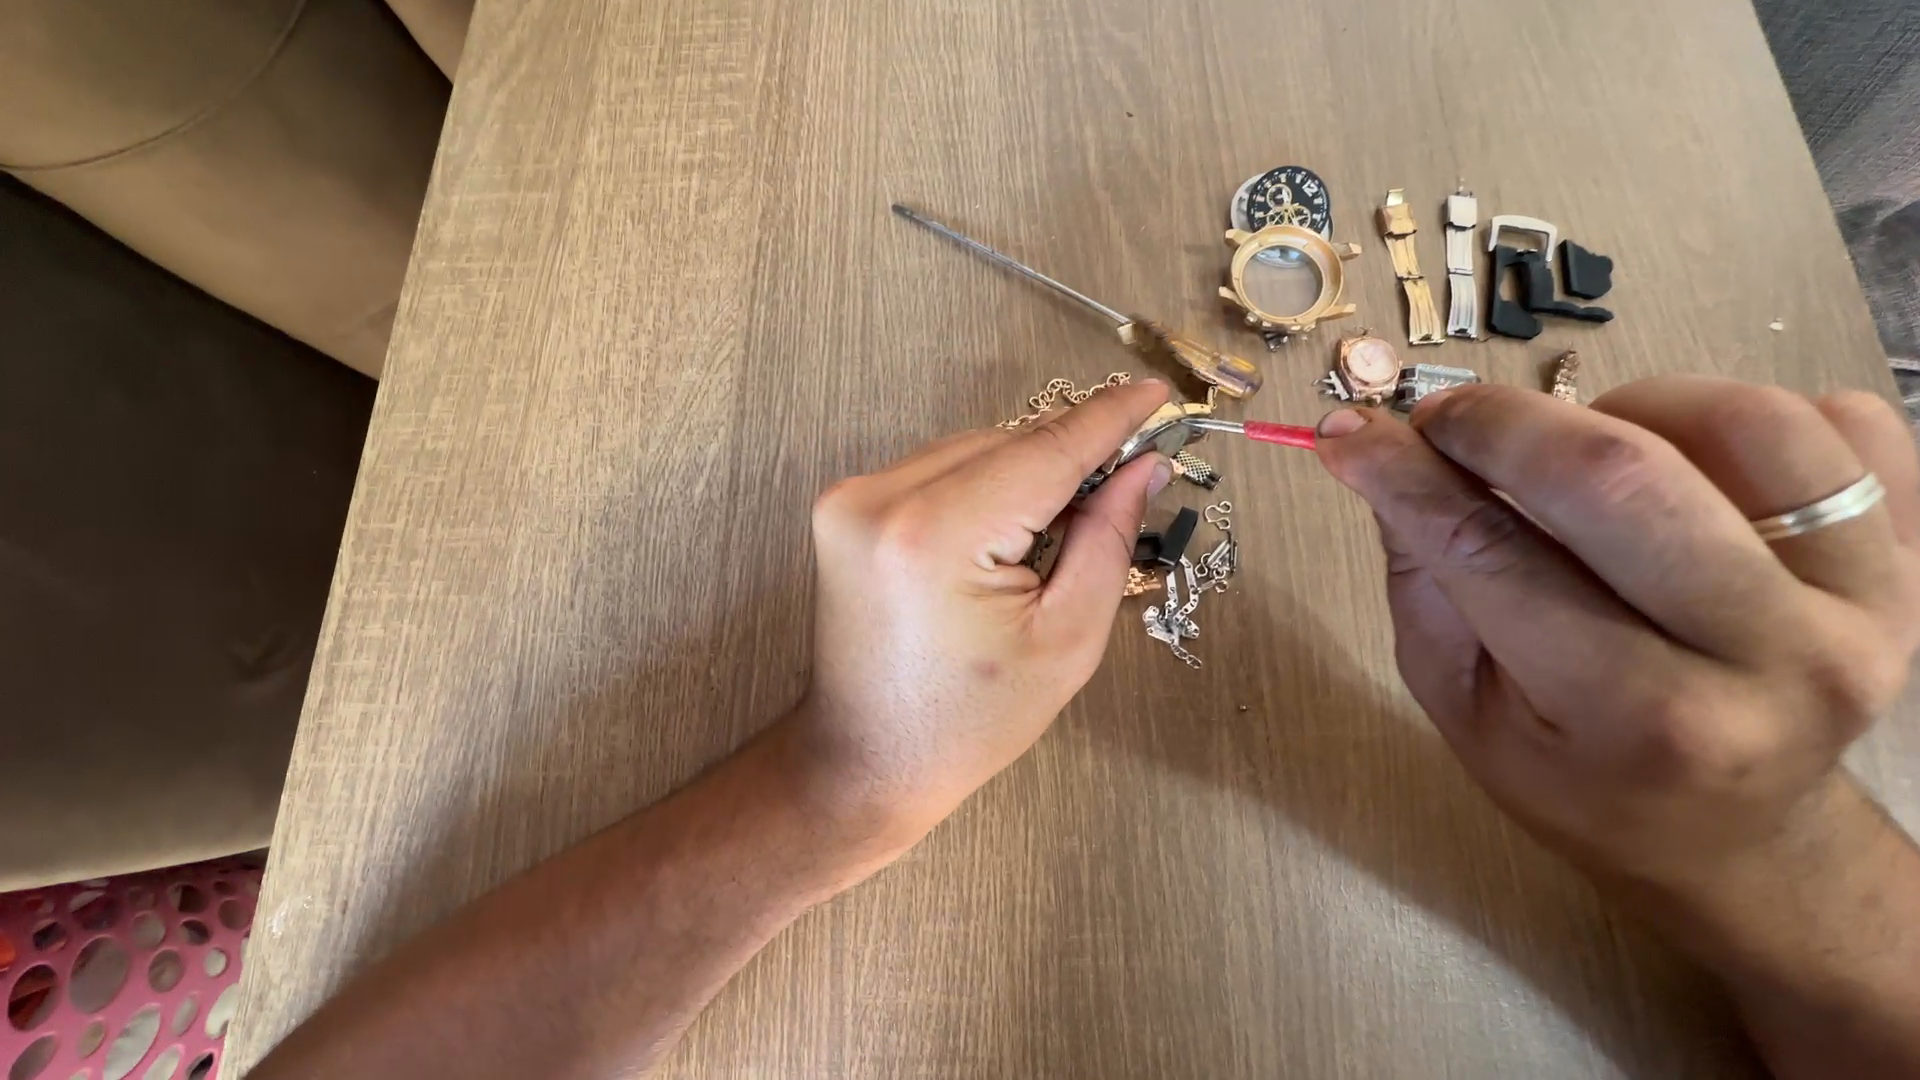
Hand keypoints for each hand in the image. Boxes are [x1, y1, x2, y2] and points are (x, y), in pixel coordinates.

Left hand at [792, 379, 1172, 842]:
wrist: (868, 756)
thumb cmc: (972, 720)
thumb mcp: (1067, 639)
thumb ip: (1107, 537)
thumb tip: (1141, 467)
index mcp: (936, 535)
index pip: (1044, 450)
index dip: (1107, 418)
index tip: (1155, 393)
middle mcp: (881, 498)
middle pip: (1006, 443)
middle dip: (1068, 456)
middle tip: (1122, 480)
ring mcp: (851, 496)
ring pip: (972, 449)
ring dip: (1023, 472)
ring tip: (1052, 530)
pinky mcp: (844, 504)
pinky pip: (937, 468)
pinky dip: (982, 484)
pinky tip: (1004, 529)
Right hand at [1313, 377, 1919, 895]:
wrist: (1728, 833)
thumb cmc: (1563, 772)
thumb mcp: (1454, 694)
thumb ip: (1421, 572)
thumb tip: (1369, 453)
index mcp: (1633, 713)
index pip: (1489, 553)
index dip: (1402, 476)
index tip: (1341, 432)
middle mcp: (1772, 656)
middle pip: (1617, 476)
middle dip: (1496, 423)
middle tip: (1438, 422)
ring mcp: (1870, 601)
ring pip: (1740, 421)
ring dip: (1616, 409)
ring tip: (1567, 455)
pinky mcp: (1916, 558)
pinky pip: (1841, 422)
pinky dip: (1728, 416)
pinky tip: (1671, 468)